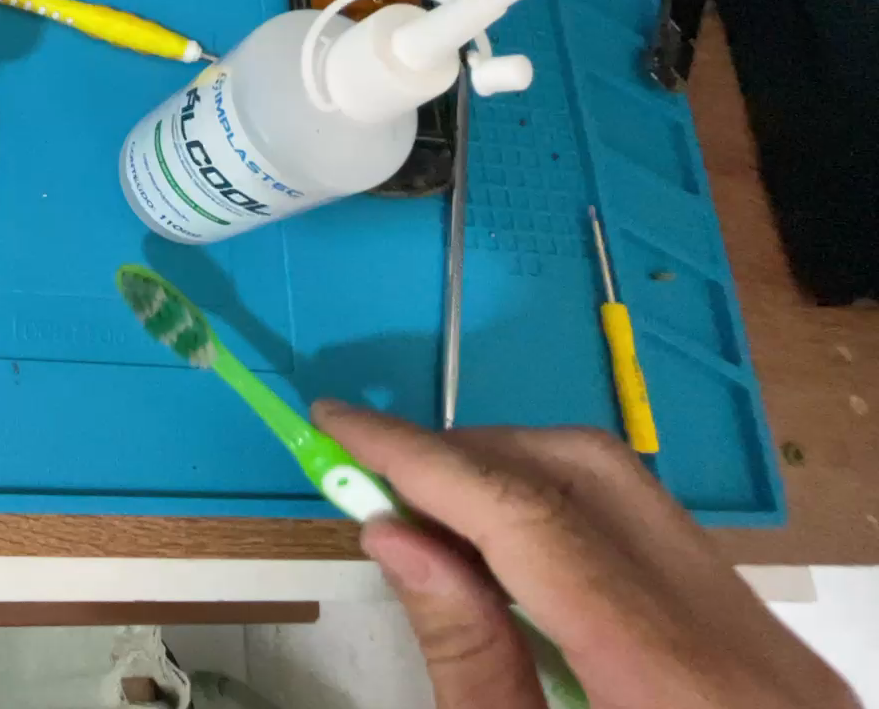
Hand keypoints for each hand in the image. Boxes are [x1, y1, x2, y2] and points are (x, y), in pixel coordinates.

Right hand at [314, 402, 854, 708]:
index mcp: (692, 696)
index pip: (533, 519)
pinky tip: (490, 553)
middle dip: (460, 453)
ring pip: (615, 488)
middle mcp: (755, 651)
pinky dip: (541, 510)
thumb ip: (465, 656)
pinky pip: (635, 529)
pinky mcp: (762, 648)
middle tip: (373, 475)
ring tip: (421, 511)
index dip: (420, 457)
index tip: (334, 423)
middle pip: (587, 475)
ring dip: (497, 473)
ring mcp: (771, 644)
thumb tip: (389, 529)